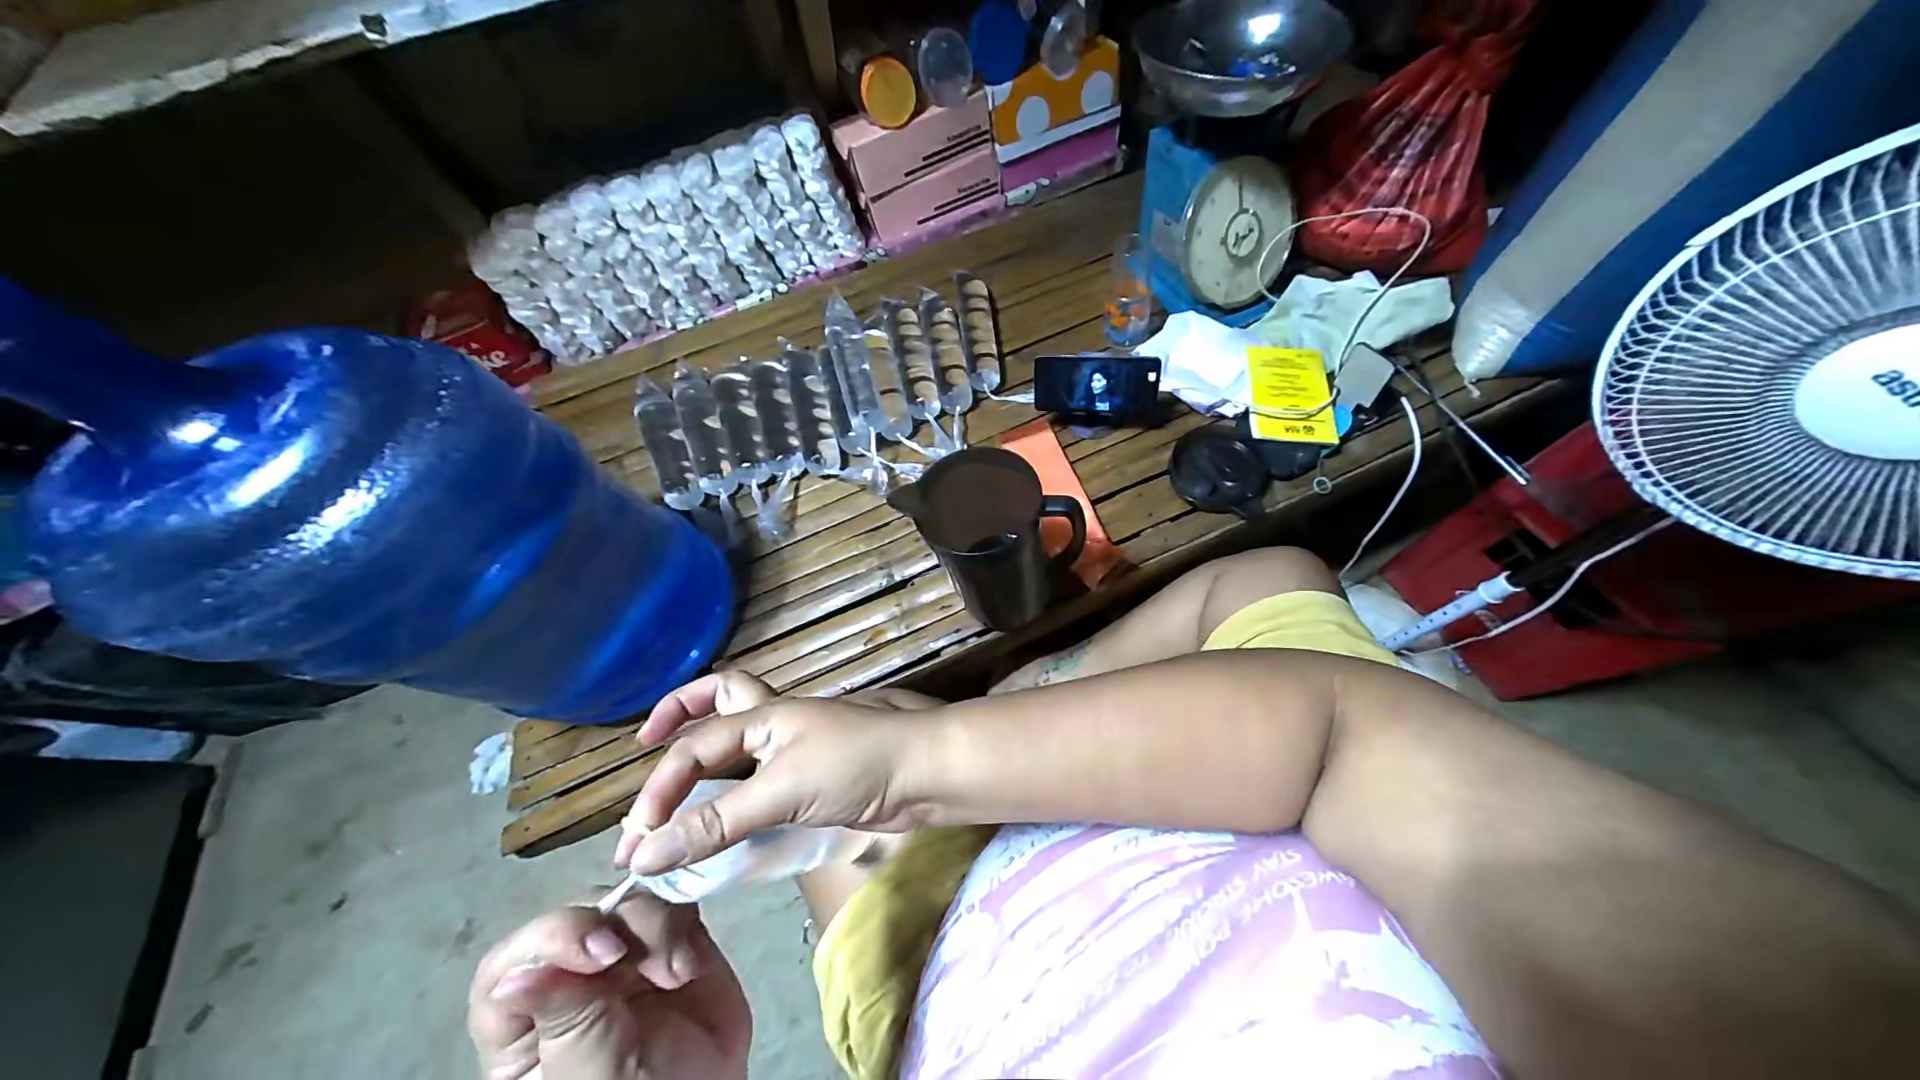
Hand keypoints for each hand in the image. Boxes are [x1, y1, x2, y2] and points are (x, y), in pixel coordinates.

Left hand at [468, 895, 749, 1079]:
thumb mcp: (593, 1075)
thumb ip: (565, 1020)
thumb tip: (512, 981)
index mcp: (525, 1019)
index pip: (512, 960)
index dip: (552, 939)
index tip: (601, 954)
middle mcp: (570, 976)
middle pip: (580, 916)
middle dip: (618, 926)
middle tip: (654, 967)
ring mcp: (623, 952)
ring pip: (628, 900)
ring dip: (659, 925)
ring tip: (679, 973)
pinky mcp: (669, 936)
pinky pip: (672, 901)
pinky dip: (684, 922)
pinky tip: (691, 965)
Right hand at [614, 672, 944, 874]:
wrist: (921, 775)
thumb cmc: (855, 765)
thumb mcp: (782, 789)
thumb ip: (718, 820)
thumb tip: (647, 853)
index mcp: (764, 714)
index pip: (694, 745)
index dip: (661, 787)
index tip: (639, 837)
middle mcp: (774, 725)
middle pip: (717, 703)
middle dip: (679, 714)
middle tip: (646, 744)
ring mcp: (793, 751)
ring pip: (738, 738)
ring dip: (706, 752)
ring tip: (676, 783)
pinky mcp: (809, 781)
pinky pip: (759, 780)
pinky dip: (734, 792)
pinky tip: (723, 819)